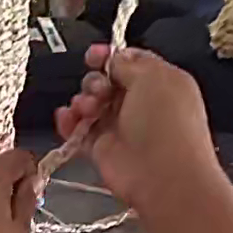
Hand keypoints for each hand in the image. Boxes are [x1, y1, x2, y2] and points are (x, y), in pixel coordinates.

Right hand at [52, 44, 221, 211]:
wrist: (163, 177)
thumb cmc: (166, 124)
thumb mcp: (152, 77)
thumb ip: (128, 63)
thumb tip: (112, 59)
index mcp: (159, 82)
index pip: (130, 62)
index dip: (110, 56)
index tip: (92, 55)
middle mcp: (140, 104)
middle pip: (106, 82)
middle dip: (95, 81)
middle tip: (99, 91)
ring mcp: (120, 127)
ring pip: (91, 104)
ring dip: (82, 101)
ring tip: (85, 108)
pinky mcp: (102, 148)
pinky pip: (79, 130)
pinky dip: (69, 122)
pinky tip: (65, 118)